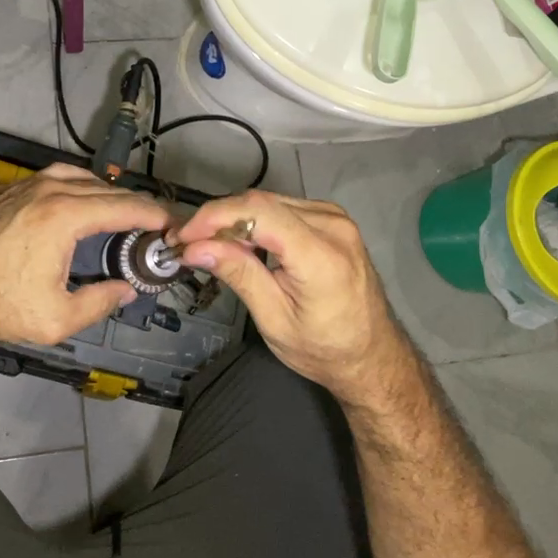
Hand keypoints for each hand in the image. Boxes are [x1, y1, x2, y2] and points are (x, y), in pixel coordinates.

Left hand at [0, 164, 167, 346]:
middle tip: (157, 223)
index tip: (174, 223)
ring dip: (109, 192)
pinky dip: (82, 185)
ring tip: (127, 214)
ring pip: (83, 178)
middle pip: (106, 189)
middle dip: (136, 204)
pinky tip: (87, 202)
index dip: (153, 214)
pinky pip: (59, 177)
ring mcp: (28, 186)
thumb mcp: (57, 318)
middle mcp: (49, 191)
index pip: (122, 206)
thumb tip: (127, 289)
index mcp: (63, 216)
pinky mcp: (14, 191)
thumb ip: (100, 301)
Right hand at [173, 191, 420, 409]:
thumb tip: (194, 247)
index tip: (183, 236)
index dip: (215, 217)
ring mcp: (335, 217)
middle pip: (260, 202)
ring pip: (269, 201)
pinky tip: (241, 242)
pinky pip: (283, 207)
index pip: (258, 213)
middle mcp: (332, 225)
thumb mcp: (275, 320)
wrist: (374, 357)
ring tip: (208, 244)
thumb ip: (238, 275)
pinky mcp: (332, 218)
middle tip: (186, 242)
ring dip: (234, 219)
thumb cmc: (324, 349)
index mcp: (321, 255)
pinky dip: (255, 220)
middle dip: (217, 218)